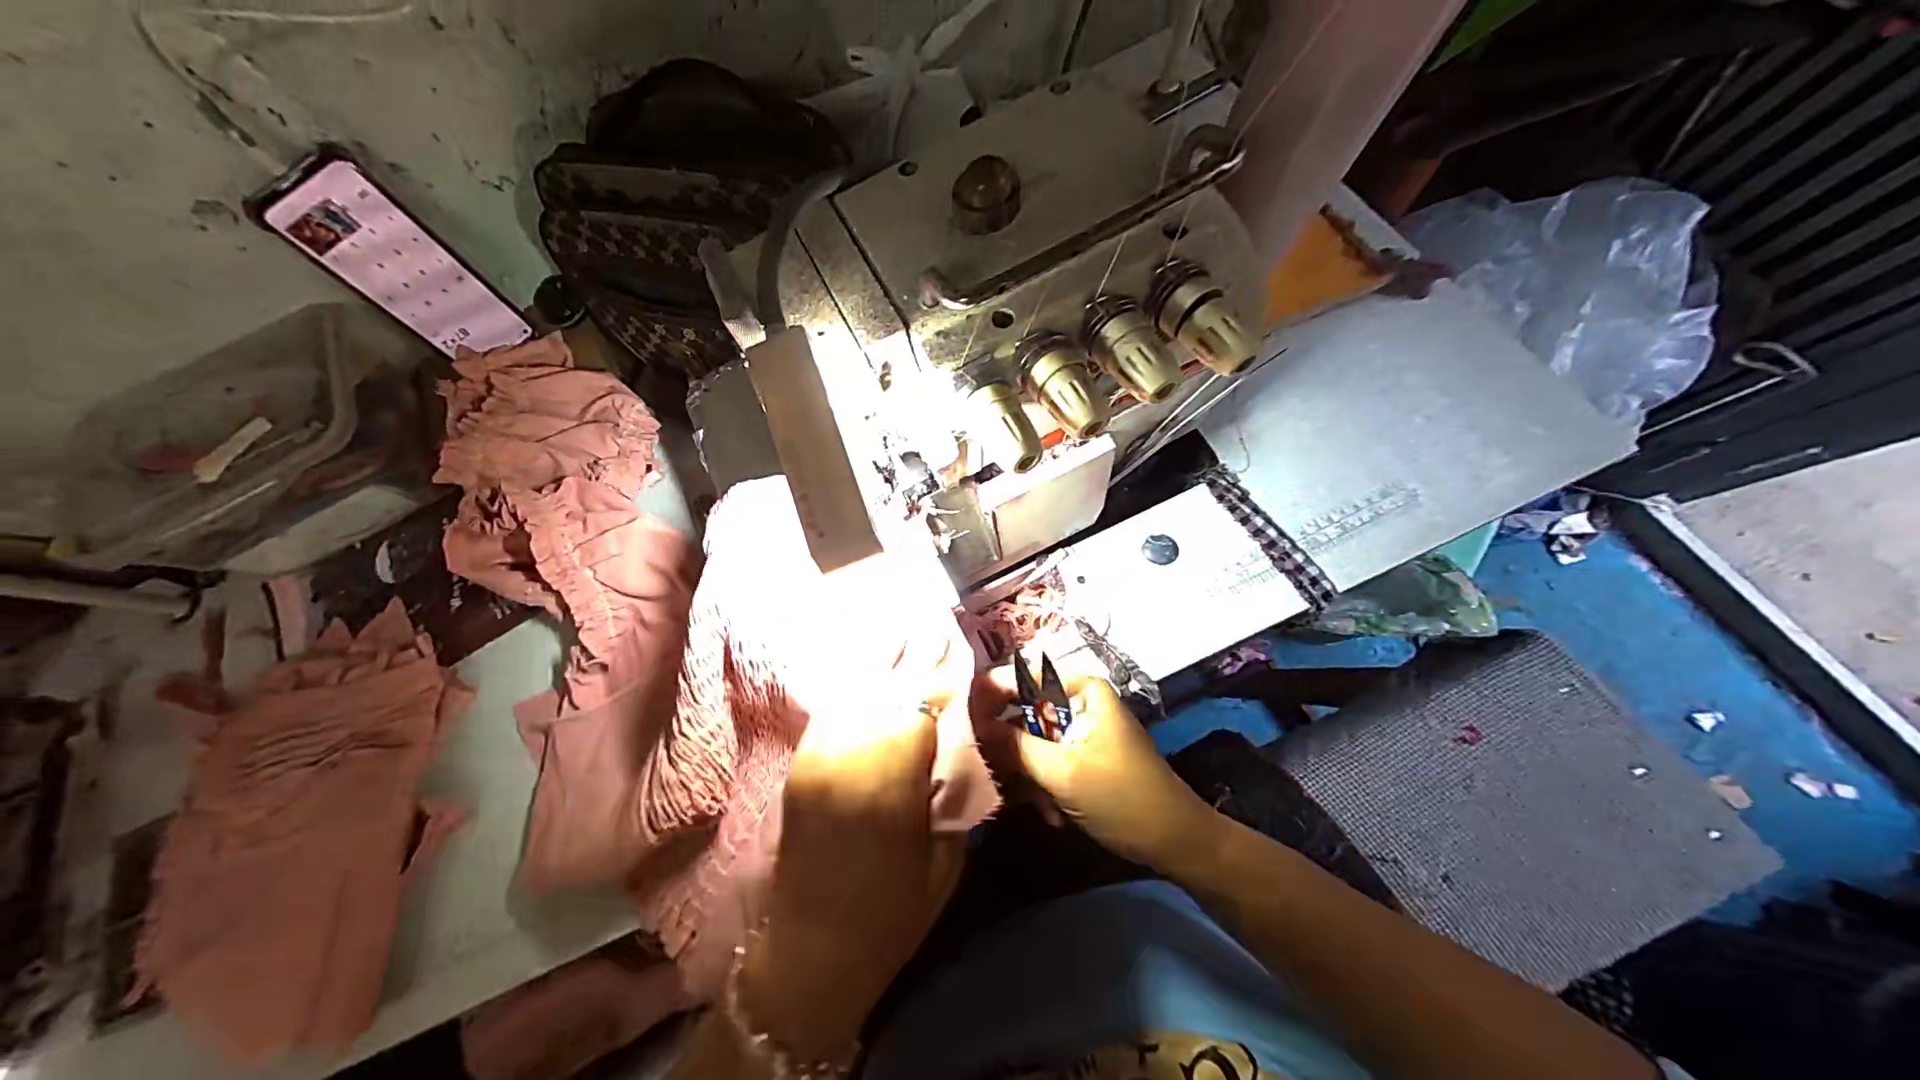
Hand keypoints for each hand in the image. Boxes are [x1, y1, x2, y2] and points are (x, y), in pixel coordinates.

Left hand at [734, 559, 970, 1065]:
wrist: (809, 952)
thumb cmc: (890, 915)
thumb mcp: (943, 857)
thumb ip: (951, 787)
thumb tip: (960, 738)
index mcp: (887, 782)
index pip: (921, 706)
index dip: (941, 673)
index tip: (956, 640)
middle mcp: (846, 757)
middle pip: (885, 687)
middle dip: (911, 651)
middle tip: (930, 614)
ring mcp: (817, 757)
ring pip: (853, 690)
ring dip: (879, 658)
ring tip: (899, 623)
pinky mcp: (801, 764)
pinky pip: (831, 709)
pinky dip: (851, 682)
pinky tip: (865, 663)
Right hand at [979, 663, 1215, 869]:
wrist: (1175, 841)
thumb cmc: (1122, 797)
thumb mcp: (1061, 772)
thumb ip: (1014, 745)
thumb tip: (972, 723)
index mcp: (1081, 689)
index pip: (1020, 677)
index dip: (988, 695)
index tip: (959, 719)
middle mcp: (1079, 701)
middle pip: (1023, 712)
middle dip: (1014, 752)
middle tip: (1000, 779)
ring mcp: (1080, 729)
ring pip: (1031, 741)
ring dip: (1030, 778)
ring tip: (1042, 808)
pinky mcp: (1082, 754)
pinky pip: (1047, 760)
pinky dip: (1045, 786)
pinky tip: (1055, 815)